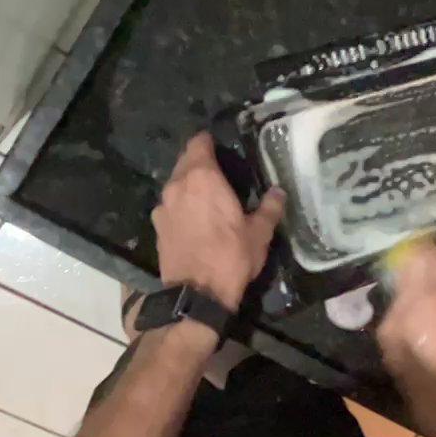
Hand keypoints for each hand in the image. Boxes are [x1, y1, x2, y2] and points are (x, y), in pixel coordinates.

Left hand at [152, 133, 285, 310]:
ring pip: (177, 185)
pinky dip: (182, 207)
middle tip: (223, 176)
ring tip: (210, 201)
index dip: (211, 143)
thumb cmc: (231, 256)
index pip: (200, 142)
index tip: (224, 150)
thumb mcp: (260, 233)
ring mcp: (162, 206)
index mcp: (203, 177)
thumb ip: (270, 208)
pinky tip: (196, 222)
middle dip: (202, 164)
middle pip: (186, 161)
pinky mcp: (157, 226)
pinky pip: (171, 206)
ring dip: (191, 187)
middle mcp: (177, 185)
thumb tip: (279, 192)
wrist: (197, 294)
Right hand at [377, 240, 435, 389]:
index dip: (411, 248)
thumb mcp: (390, 333)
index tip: (402, 245)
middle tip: (416, 251)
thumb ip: (396, 301)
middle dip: (429, 251)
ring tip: (426, 267)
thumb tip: (399, 281)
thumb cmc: (412, 364)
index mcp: (426, 294)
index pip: (420, 256)